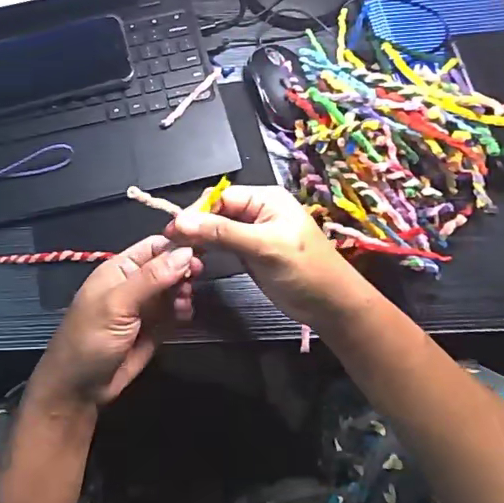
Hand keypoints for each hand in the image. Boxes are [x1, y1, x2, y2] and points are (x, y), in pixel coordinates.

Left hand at [31, 235, 201, 409]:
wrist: (80, 388)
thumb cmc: (91, 338)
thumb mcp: (118, 304)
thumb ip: (151, 278)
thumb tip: (186, 252)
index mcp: (120, 269)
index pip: (154, 246)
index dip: (177, 246)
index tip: (201, 251)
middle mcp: (135, 283)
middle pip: (169, 265)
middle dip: (185, 269)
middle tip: (196, 277)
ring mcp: (146, 306)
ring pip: (175, 288)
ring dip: (185, 291)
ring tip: (185, 302)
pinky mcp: (155, 327)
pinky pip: (175, 310)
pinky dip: (183, 310)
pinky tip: (184, 314)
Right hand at [164, 185, 373, 326]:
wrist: (331, 306)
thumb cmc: (304, 270)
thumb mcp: (263, 247)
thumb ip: (221, 232)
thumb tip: (180, 222)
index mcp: (264, 198)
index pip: (219, 196)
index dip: (195, 212)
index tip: (172, 232)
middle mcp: (256, 210)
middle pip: (214, 211)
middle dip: (194, 226)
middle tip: (173, 246)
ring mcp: (251, 232)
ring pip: (214, 229)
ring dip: (198, 240)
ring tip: (180, 255)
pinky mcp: (248, 253)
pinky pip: (220, 245)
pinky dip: (207, 251)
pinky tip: (194, 261)